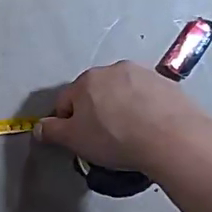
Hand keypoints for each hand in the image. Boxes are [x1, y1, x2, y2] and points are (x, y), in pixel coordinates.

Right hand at [33, 62, 209, 173]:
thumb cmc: (116, 138)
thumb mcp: (74, 140)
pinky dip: (143, 110)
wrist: (172, 138)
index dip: (67, 124)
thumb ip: (52, 131)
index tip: (79, 142)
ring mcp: (142, 74)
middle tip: (104, 140)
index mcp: (86, 81)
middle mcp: (113, 70)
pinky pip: (146, 98)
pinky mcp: (167, 84)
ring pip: (121, 94)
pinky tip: (148, 130)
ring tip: (129, 136)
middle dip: (95, 114)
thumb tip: (39, 127)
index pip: (65, 102)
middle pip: (94, 94)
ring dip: (120, 110)